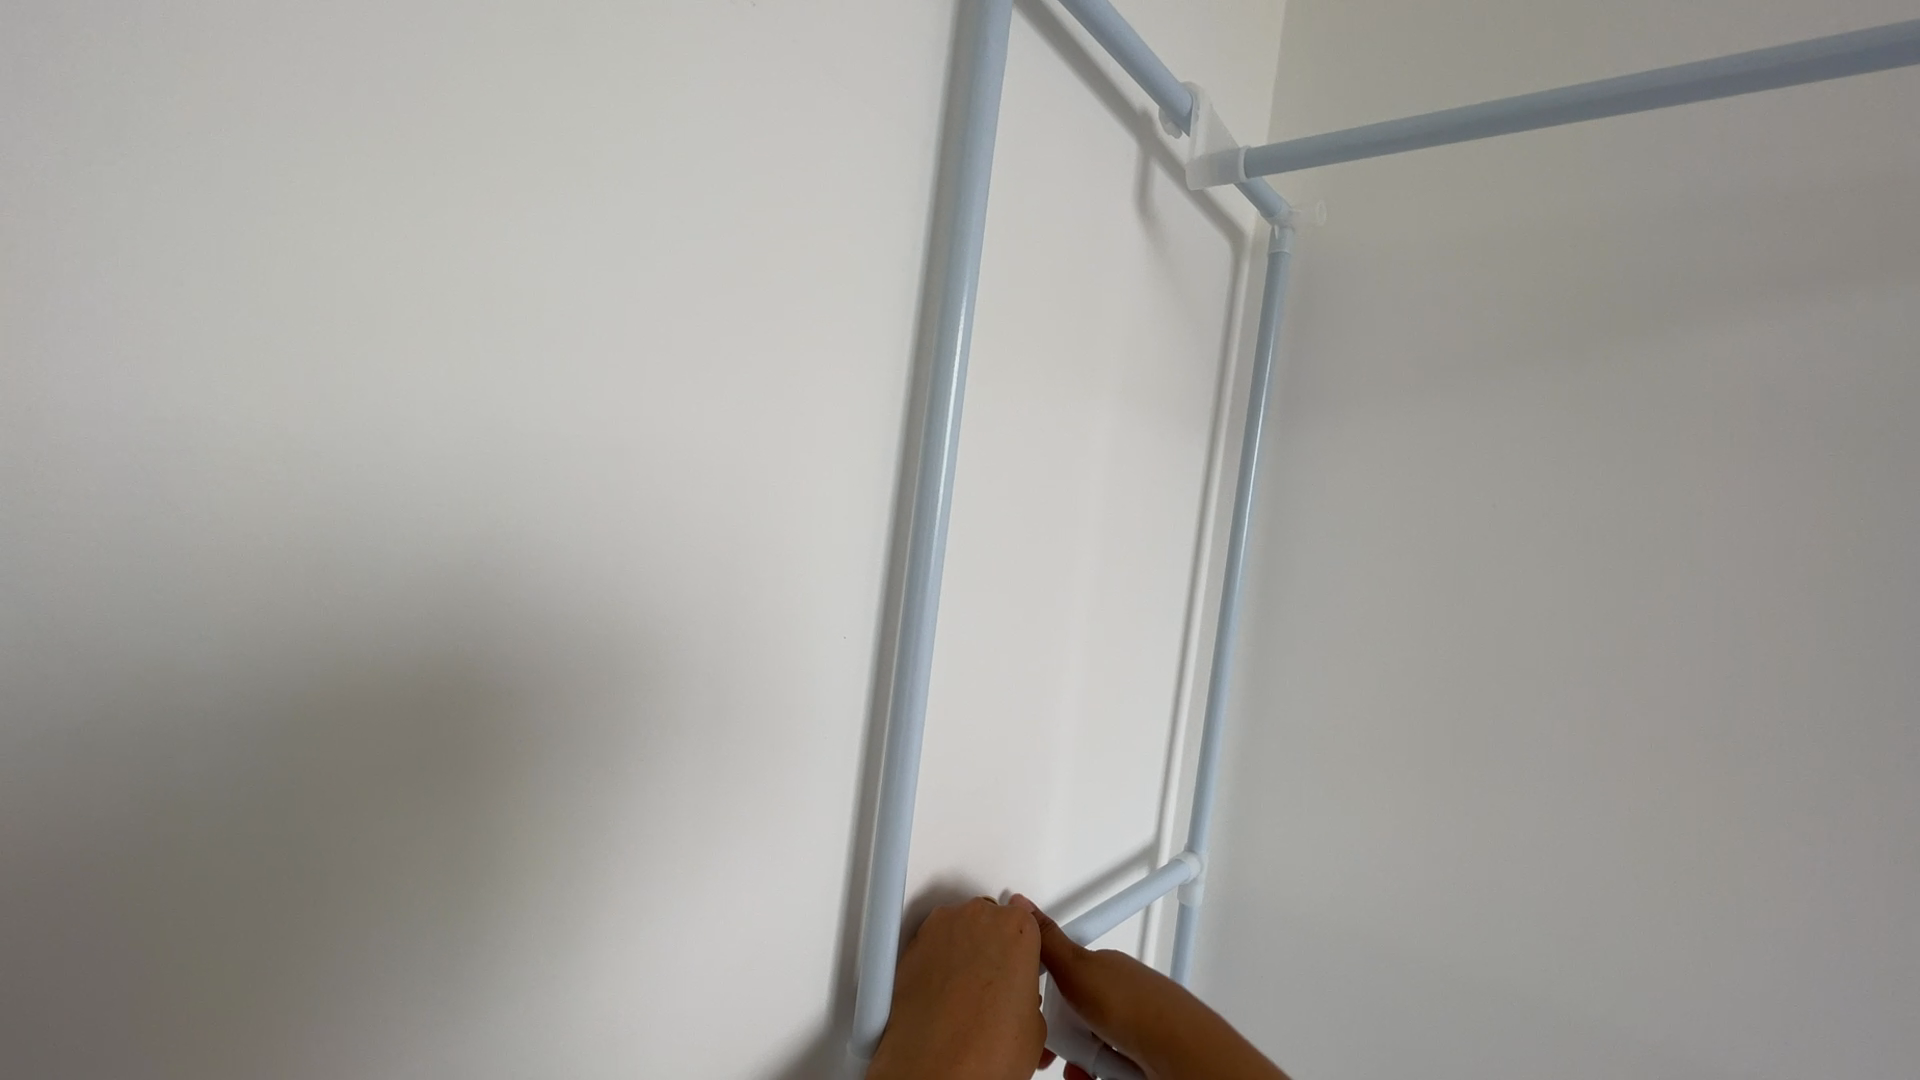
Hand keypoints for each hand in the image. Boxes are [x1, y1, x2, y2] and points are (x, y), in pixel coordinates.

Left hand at [865, 897, 1047, 1079]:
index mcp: (1018, 928)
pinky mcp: (914, 939)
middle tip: (990, 986)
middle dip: (991, 947)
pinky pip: (931, 941)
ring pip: (959, 927)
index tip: (1015, 966)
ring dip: (962, 950)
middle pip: (990, 920)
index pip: (1025, 923)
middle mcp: (980, 915)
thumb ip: (1027, 991)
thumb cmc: (982, 1051)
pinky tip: (941, 991)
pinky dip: (935, 958)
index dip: (1020, 950)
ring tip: (963, 993)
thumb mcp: (1034, 1025)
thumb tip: (1018, 1001)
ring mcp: (944, 923)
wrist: (936, 1070)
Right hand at [1014, 896, 1288, 1079]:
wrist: (1176, 1052)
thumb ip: (1048, 941)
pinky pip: (1103, 1070)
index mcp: (1103, 967)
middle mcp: (1116, 997)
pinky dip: (1095, 1075)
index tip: (1038, 1012)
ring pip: (1085, 1050)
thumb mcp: (1077, 967)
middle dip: (1062, 1035)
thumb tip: (1023, 905)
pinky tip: (1096, 1076)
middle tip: (1058, 1045)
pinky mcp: (1135, 1061)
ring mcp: (1128, 1031)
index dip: (1048, 999)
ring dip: (1077, 1062)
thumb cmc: (1134, 1004)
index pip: (1063, 980)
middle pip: (1072, 1018)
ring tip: (1084, 1066)